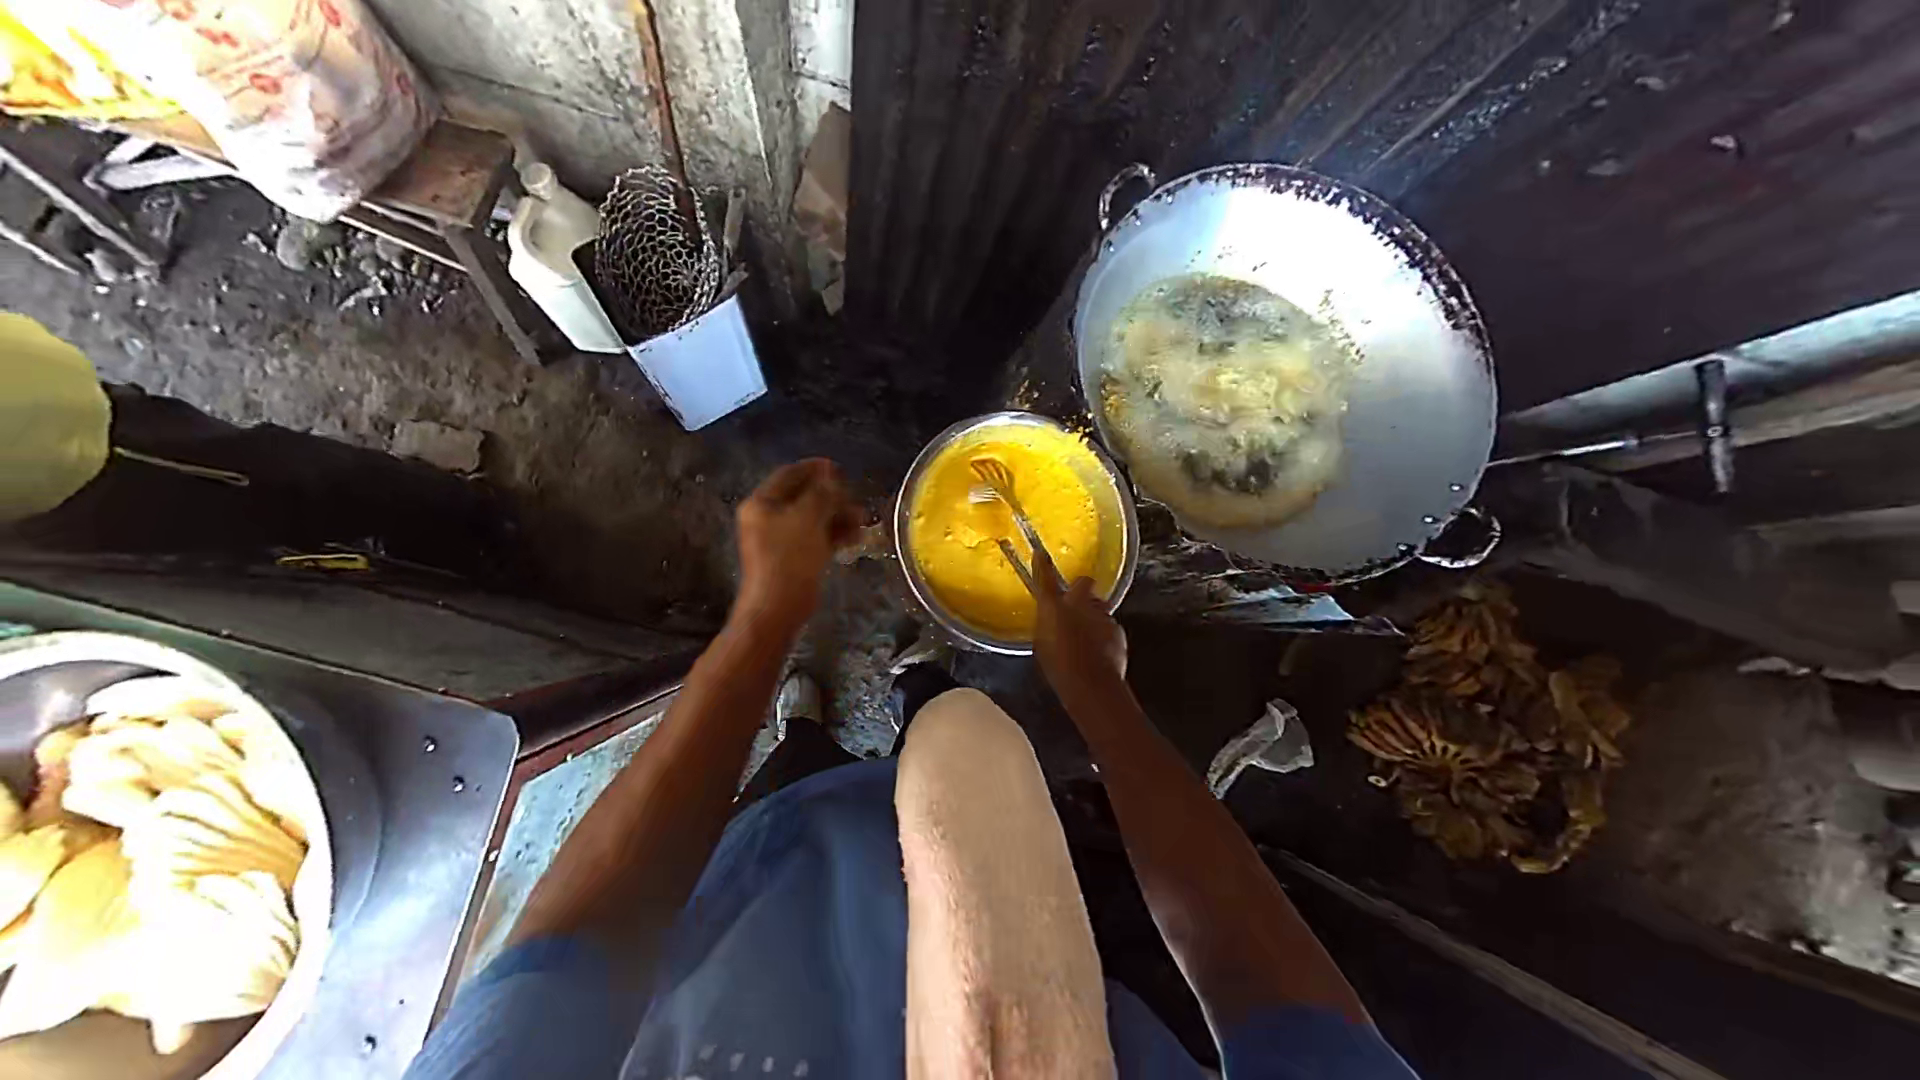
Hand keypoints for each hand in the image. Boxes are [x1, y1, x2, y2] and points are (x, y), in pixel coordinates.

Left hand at [735, 458, 862, 629]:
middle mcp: (768, 518)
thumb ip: (820, 493)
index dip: (814, 469)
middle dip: (832, 496)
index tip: (839, 468)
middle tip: (855, 497)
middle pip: (803, 496)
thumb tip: (829, 475)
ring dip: (838, 515)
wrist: (779, 607)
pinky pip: (816, 537)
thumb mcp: (807, 518)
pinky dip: (834, 534)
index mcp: (762, 503)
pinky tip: (855, 536)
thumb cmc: (789, 558)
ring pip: (813, 517)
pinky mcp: (794, 557)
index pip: (789, 475)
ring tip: (861, 519)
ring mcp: (781, 539)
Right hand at [1032, 547, 1127, 699]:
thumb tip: (1052, 621)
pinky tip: (1098, 651)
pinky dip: (1104, 634)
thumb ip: (1048, 625)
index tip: (1040, 554)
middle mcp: (1080, 604)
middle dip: (1081, 590)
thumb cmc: (1059, 665)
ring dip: (1093, 616)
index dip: (1042, 565)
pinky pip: (1109, 626)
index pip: (1045, 578)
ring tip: (1085, 639)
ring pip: (1098, 607)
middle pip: (1084, 584)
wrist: (1091, 683)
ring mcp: (1102, 615)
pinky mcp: (1117, 629)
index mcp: (1055, 606)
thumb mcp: (1043, 644)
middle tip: (1074, 607)